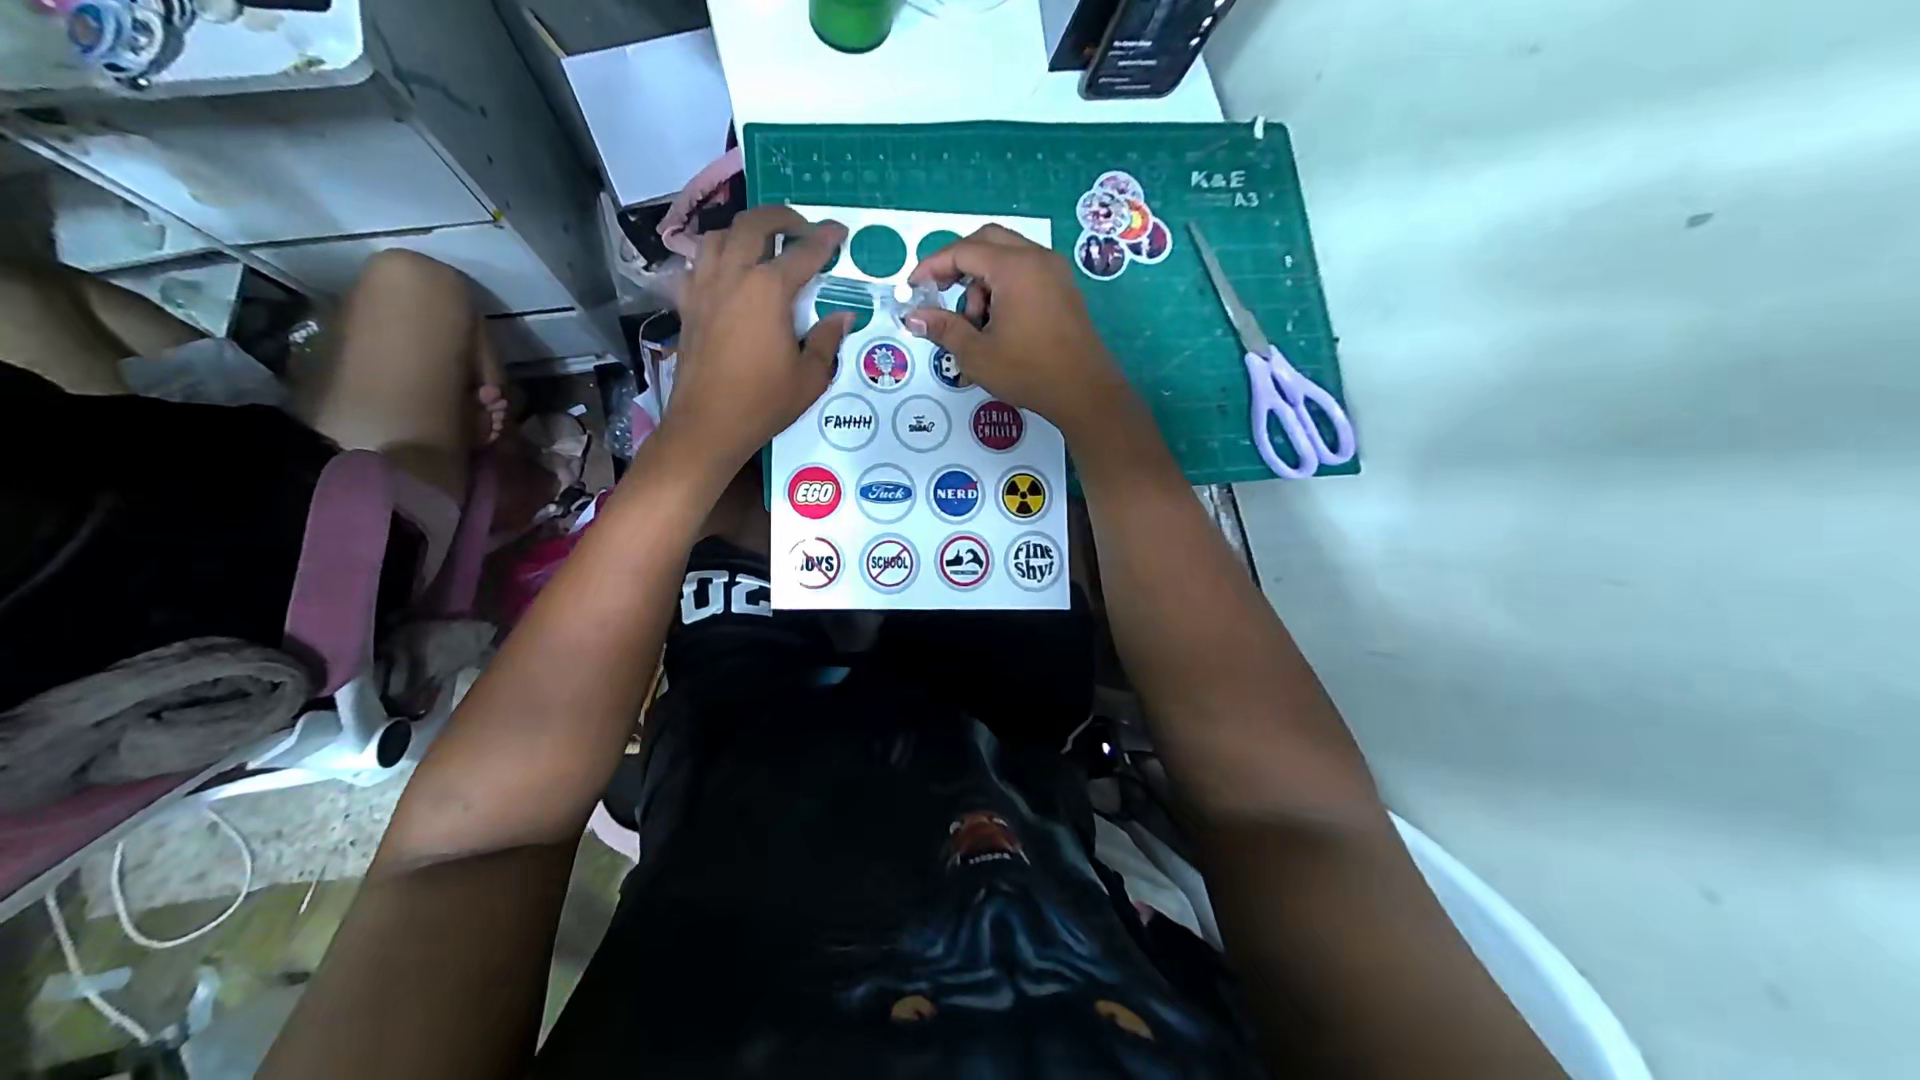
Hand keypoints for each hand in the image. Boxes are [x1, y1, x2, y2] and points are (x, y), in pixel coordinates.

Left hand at [665, 206, 850, 475]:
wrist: (708, 424)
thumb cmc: (764, 402)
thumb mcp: (810, 376)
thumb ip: (826, 339)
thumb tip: (842, 316)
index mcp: (768, 290)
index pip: (803, 252)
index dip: (825, 239)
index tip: (839, 232)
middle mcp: (733, 276)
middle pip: (753, 224)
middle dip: (781, 217)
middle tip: (800, 227)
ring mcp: (704, 287)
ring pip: (719, 236)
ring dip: (744, 231)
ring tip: (762, 245)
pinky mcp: (687, 304)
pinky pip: (698, 263)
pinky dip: (715, 257)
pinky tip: (728, 273)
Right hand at [905, 225, 1129, 436]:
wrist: (1085, 392)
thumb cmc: (1029, 371)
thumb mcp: (977, 354)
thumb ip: (943, 329)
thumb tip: (913, 317)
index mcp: (1015, 267)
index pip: (963, 250)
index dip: (932, 267)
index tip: (914, 288)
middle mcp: (1037, 259)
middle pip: (987, 241)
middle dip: (958, 265)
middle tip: (940, 293)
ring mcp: (1055, 272)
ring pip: (1006, 257)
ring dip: (982, 282)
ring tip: (977, 326)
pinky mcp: (1064, 289)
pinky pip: (1025, 273)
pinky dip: (1004, 288)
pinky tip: (999, 325)